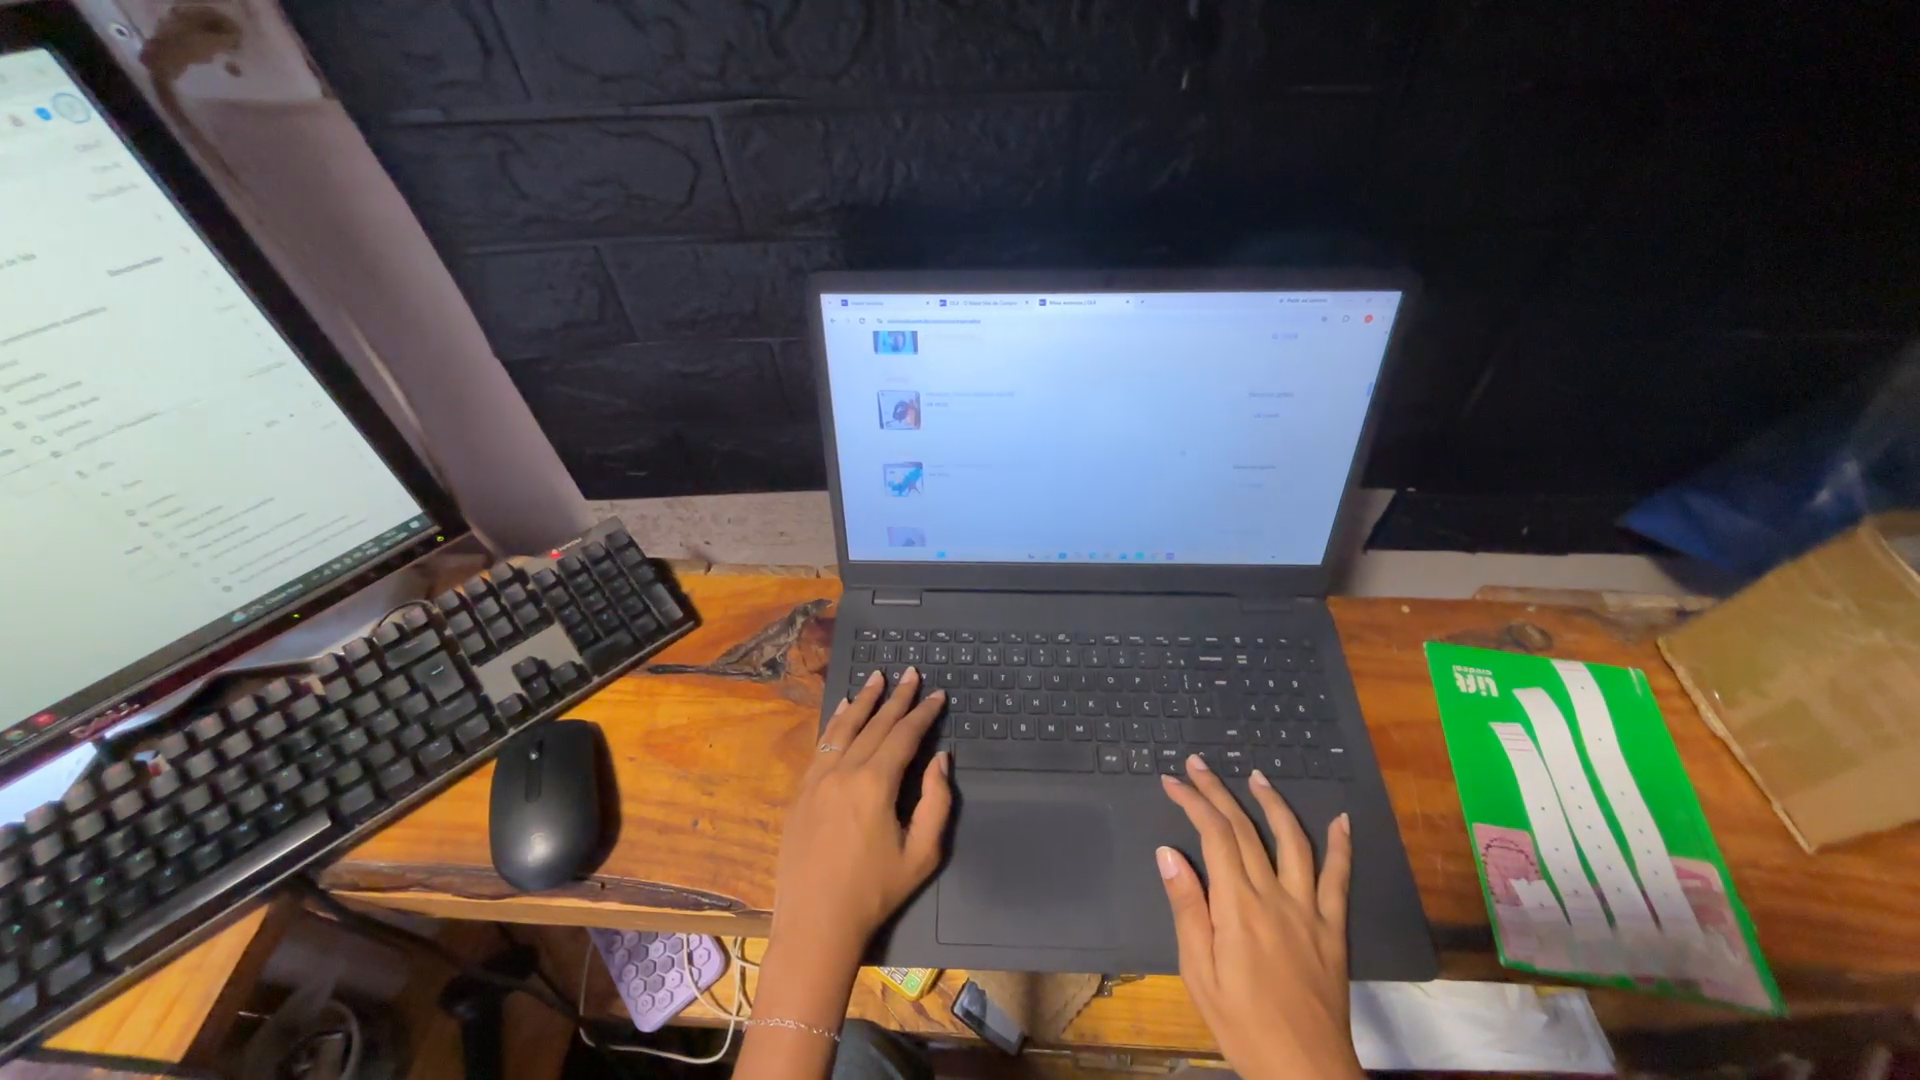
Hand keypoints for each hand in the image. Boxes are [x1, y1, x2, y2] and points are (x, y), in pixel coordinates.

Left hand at [771, 668, 950, 955]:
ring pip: (844, 728)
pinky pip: (822, 745)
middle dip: (896, 697)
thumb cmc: (875, 892)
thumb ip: (937, 801)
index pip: (904, 735)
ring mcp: (817, 779)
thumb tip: (940, 758)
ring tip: (877, 677)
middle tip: (910, 672)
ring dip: (864, 700)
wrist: (815, 924)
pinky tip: (843, 709)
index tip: (937, 694)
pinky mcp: (801, 792)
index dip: (923, 713)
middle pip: (875, 725)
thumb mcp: (922, 853)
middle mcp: (843, 771)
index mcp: (875, 784)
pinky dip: (836, 722)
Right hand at [1158, 756, 1359, 1079]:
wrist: (1306, 1069)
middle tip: (1198, 764)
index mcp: (1237, 907)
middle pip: (1245, 829)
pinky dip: (1341, 845)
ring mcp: (1309, 909)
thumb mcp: (1199, 973)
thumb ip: (1187, 908)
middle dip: (1218, 791)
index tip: (1173, 781)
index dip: (1193, 802)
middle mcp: (1275, 896)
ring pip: (1293, 840)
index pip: (1213, 836)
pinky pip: (1339, 878)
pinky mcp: (1333, 927)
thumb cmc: (1241, 1024)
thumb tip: (1169, 853)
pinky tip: (1340, 819)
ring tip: (1256, 776)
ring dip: (1273, 803)